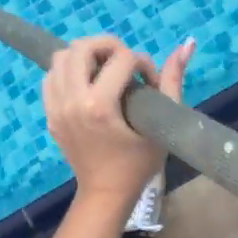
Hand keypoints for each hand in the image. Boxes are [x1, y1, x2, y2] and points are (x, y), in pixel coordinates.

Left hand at [43, 35, 195, 206]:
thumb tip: (187, 44)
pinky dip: (67, 73)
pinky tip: (86, 85)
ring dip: (84, 56)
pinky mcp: (50, 115)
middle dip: (107, 46)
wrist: (105, 193)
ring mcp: (56, 109)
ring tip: (103, 71)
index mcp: (99, 106)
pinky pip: (51, 78)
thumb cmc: (138, 164)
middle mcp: (72, 102)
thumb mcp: (160, 123)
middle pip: (81, 47)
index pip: (121, 58)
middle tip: (123, 63)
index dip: (142, 62)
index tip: (149, 82)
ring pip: (60, 58)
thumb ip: (172, 82)